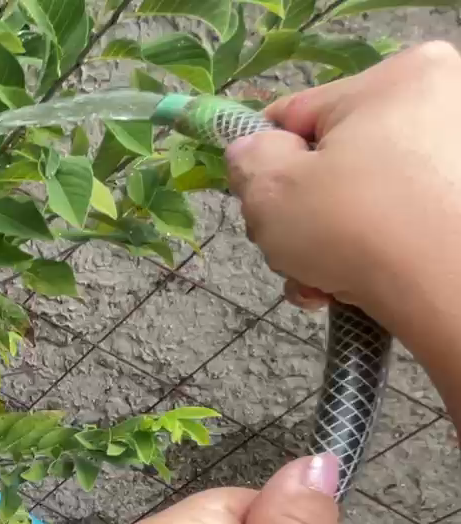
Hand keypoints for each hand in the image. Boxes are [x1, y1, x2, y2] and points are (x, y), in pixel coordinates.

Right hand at [225, 44, 460, 370]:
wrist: (447, 277)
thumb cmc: (352, 221)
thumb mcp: (269, 188)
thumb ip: (248, 158)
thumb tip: (251, 148)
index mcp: (396, 79)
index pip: (293, 114)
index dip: (261, 162)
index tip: (253, 200)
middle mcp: (444, 96)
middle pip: (326, 158)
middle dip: (293, 210)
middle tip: (283, 244)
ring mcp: (458, 145)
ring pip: (353, 192)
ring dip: (316, 238)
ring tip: (313, 274)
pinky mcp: (458, 190)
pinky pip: (391, 211)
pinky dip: (358, 246)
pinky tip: (342, 278)